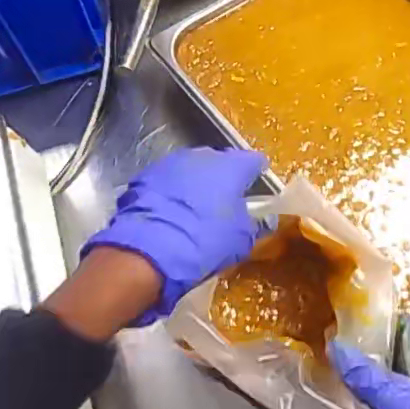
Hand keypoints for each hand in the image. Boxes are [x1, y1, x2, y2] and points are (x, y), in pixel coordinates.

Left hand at [82, 147, 267, 324]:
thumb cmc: (206, 242)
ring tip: (196, 209)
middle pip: (220, 162)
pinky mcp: (145, 177)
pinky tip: (171, 214)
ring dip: (196, 184)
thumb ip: (255, 226)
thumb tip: (265, 221)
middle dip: (224, 178)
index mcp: (231, 166)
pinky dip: (172, 193)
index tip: (255, 185)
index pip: (253, 161)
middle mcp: (202, 157)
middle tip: (225, 201)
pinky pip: (167, 182)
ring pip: (191, 170)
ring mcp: (171, 164)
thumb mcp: (241, 240)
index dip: (256, 173)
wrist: (148, 252)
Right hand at [331, 318, 409, 408]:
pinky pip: (399, 404)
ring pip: (398, 378)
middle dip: (370, 347)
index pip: (408, 325)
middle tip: (333, 347)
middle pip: (400, 350)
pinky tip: (360, 408)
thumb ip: (373, 381)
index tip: (345, 318)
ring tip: (339, 374)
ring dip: (373, 375)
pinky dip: (379, 400)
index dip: (379, 318)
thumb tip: (336, 347)